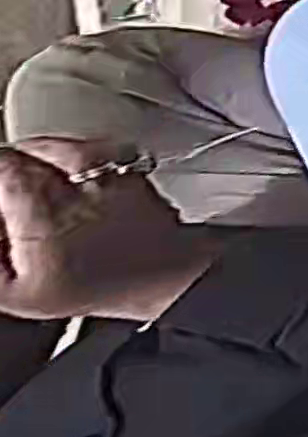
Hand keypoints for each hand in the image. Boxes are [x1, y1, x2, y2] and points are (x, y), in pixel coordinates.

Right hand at [0, 138, 208, 320]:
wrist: (162, 275)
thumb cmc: (91, 286)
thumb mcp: (11, 290)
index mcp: (50, 219)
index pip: (13, 176)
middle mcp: (91, 193)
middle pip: (54, 152)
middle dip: (19, 151)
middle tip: (0, 159)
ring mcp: (123, 181)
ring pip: (88, 147)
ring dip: (54, 146)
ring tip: (28, 154)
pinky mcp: (143, 180)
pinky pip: (114, 153)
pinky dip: (86, 150)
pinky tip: (70, 162)